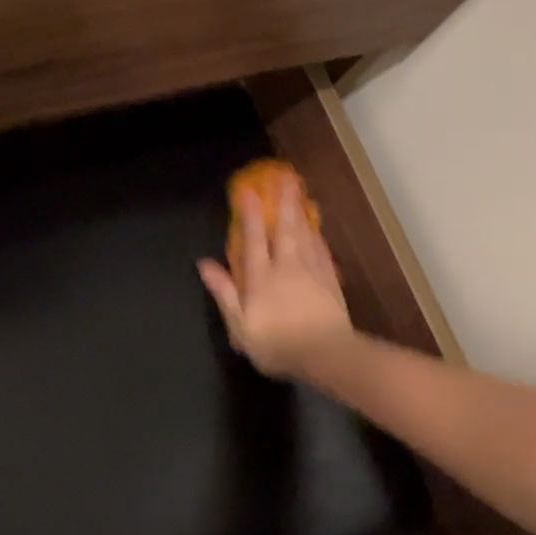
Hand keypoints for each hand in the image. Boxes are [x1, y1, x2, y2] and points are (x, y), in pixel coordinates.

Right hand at [199, 181, 351, 378]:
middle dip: (284, 203)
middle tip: (286, 179)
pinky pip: (321, 253)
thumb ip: (224, 292)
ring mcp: (312, 273)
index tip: (248, 190)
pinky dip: (317, 238)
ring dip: (301, 214)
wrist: (326, 355)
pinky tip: (317, 232)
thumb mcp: (240, 325)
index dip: (250, 214)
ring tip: (301, 195)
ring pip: (306, 237)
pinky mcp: (330, 283)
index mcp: (262, 278)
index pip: (254, 239)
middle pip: (286, 229)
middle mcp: (287, 268)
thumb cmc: (277, 344)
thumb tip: (205, 264)